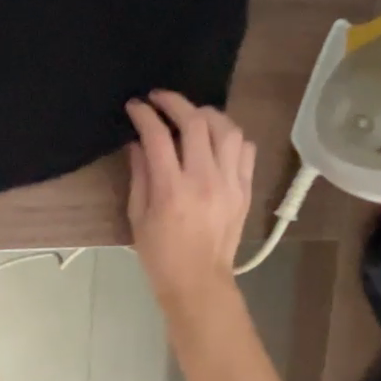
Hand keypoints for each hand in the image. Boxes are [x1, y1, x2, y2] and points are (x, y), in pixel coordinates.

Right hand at [124, 90, 256, 307]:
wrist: (198, 281)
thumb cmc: (159, 254)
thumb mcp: (137, 216)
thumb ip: (140, 175)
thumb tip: (138, 144)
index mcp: (171, 189)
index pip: (158, 137)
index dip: (144, 115)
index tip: (135, 106)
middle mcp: (204, 179)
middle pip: (196, 123)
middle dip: (175, 103)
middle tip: (159, 99)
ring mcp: (230, 182)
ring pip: (227, 129)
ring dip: (206, 114)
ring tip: (191, 115)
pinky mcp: (245, 189)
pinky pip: (245, 149)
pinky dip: (230, 136)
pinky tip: (215, 139)